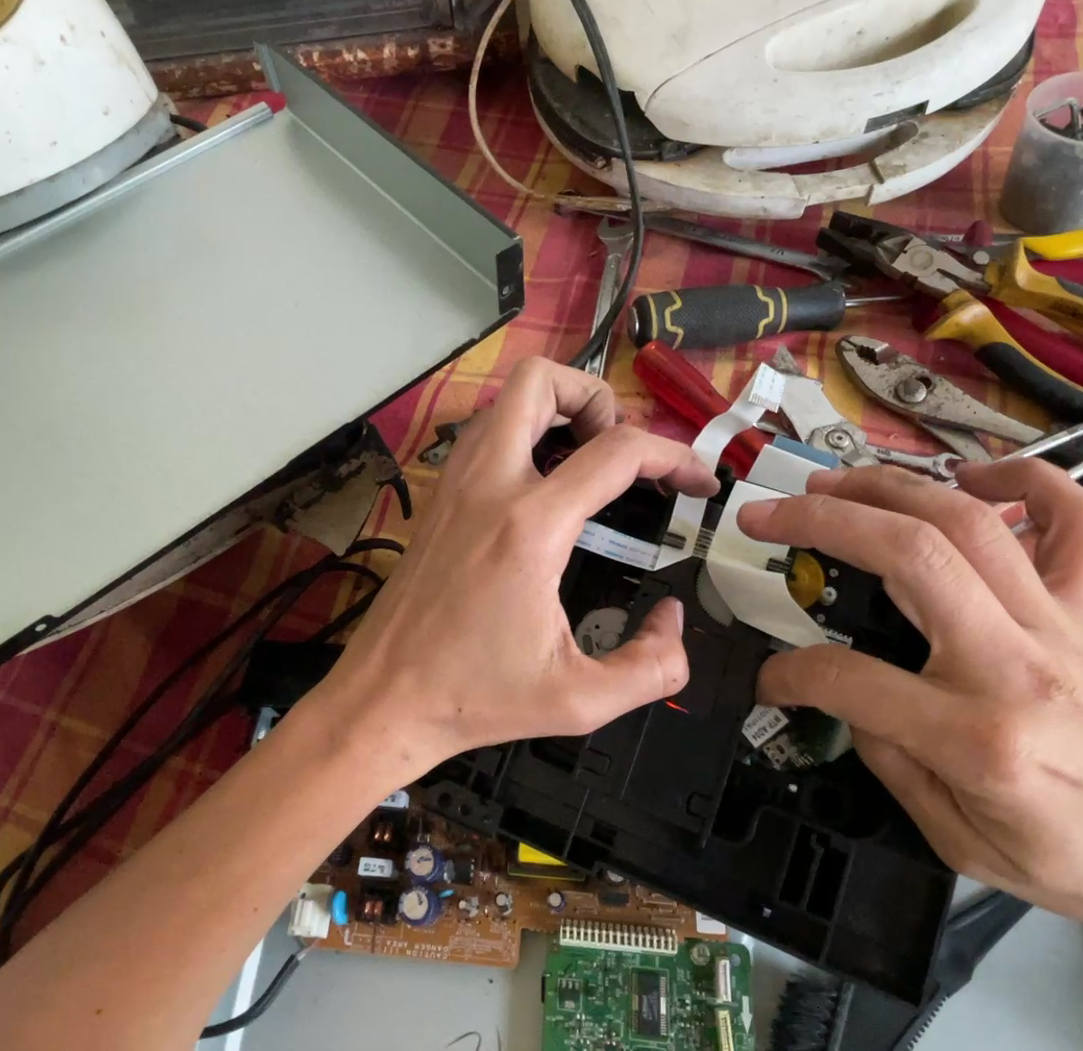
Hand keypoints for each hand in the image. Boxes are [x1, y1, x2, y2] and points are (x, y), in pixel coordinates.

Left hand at [305, 358, 717, 775]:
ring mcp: (454, 486)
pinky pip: (483, 436)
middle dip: (597, 398)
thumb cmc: (475, 697)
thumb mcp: (580, 700)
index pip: (617, 451)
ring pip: (505, 401)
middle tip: (621, 454)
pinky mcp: (437, 499)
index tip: (697, 481)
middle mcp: (488, 487)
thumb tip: (672, 620)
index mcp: (530, 527)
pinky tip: (540, 488)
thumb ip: (652, 666)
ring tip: (586, 463)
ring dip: (555, 410)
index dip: (674, 456)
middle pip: (541, 382)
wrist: (384, 699)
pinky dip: (521, 436)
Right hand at [736, 461, 1082, 937]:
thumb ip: (894, 767)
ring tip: (831, 484)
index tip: (769, 677)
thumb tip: (852, 703)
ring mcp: (1063, 620)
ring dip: (886, 487)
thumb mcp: (968, 848)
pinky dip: (1022, 479)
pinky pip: (1072, 517)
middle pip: (908, 556)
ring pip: (967, 521)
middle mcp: (1016, 660)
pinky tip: (971, 478)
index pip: (848, 679)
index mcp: (976, 737)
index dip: (789, 673)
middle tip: (765, 516)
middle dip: (819, 522)